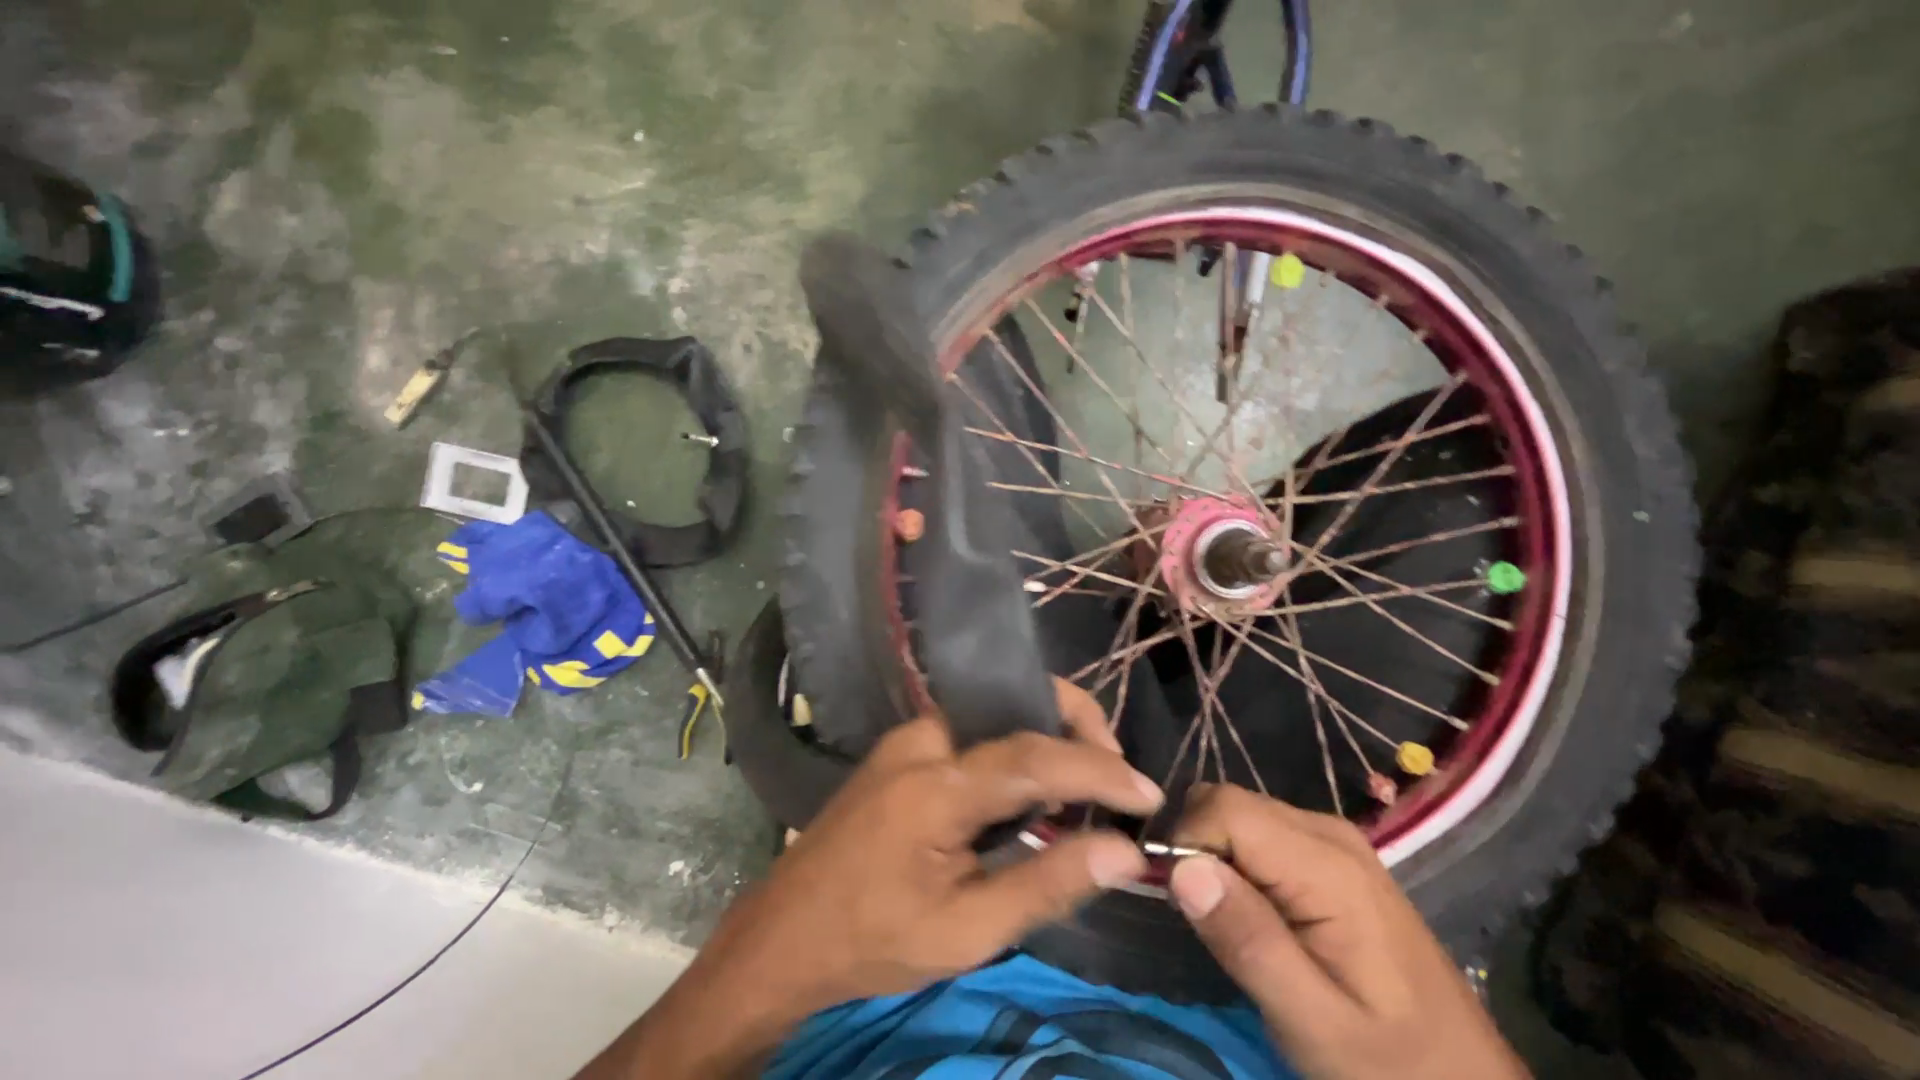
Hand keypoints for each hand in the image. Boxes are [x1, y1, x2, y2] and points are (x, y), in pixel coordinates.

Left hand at [586, 681, 1161, 1078]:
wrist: (783, 936)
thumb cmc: (873, 941)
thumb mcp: (967, 931)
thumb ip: (1047, 882)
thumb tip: (1125, 852)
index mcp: (934, 785)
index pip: (1035, 755)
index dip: (1100, 770)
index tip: (1148, 796)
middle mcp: (921, 741)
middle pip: (1016, 704)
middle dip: (1078, 726)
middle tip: (1117, 777)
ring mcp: (907, 741)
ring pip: (997, 713)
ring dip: (1049, 738)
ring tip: (1088, 790)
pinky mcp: (902, 752)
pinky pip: (975, 732)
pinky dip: (1017, 750)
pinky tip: (1036, 794)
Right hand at [1167, 785, 1527, 1079]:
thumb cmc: (1391, 1063)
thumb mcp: (1314, 1023)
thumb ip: (1249, 942)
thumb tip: (1182, 869)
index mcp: (1327, 866)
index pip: (1223, 807)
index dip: (1186, 844)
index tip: (1178, 905)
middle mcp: (1329, 834)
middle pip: (1229, 804)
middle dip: (1196, 849)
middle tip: (1202, 923)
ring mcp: (1335, 844)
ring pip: (1240, 816)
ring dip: (1214, 859)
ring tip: (1225, 926)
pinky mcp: (1333, 861)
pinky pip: (1261, 837)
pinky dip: (1238, 865)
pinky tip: (1252, 919)